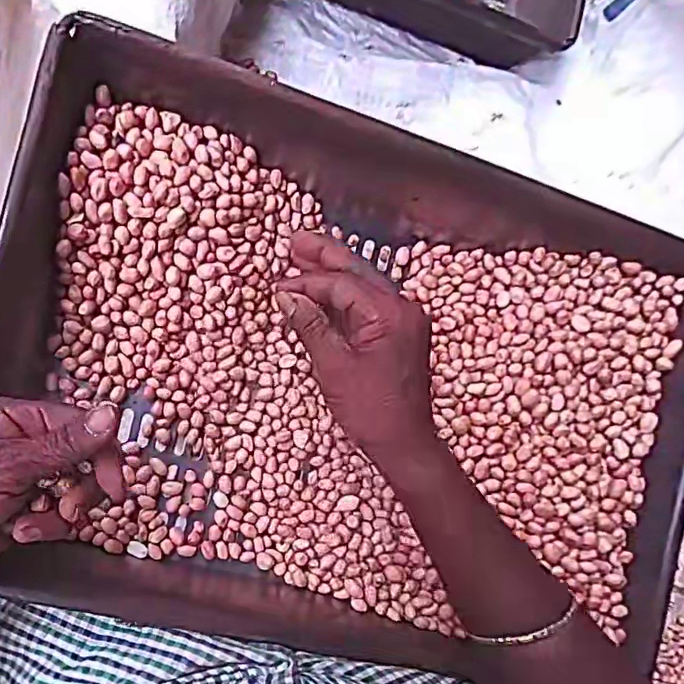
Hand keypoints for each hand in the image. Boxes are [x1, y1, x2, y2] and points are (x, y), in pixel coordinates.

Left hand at [0, 397, 123, 627]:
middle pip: (84, 460)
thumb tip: (110, 415)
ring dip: (59, 513)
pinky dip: (46, 527)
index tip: (113, 483)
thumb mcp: (9, 465)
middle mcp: (27, 444)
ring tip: (30, 523)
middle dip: (79, 489)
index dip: (101, 453)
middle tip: (70, 508)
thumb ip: (64, 444)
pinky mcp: (29, 509)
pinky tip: (18, 532)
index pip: (79, 425)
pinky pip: (60, 516)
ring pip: (76, 491)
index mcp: (17, 419)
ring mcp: (29, 479)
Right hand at [273, 231, 435, 459]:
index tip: (279, 287)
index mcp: (391, 314)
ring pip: (362, 289)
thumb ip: (310, 327)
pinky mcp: (397, 336)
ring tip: (302, 259)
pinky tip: (320, 296)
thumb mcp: (334, 367)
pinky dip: (341, 302)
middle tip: (295, 241)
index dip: (307, 282)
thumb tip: (287, 298)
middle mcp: (403, 310)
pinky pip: (366, 309)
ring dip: (331, 278)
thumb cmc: (372, 411)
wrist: (404, 443)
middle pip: (357, 274)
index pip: (343, 284)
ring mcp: (403, 322)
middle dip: (324, 258)